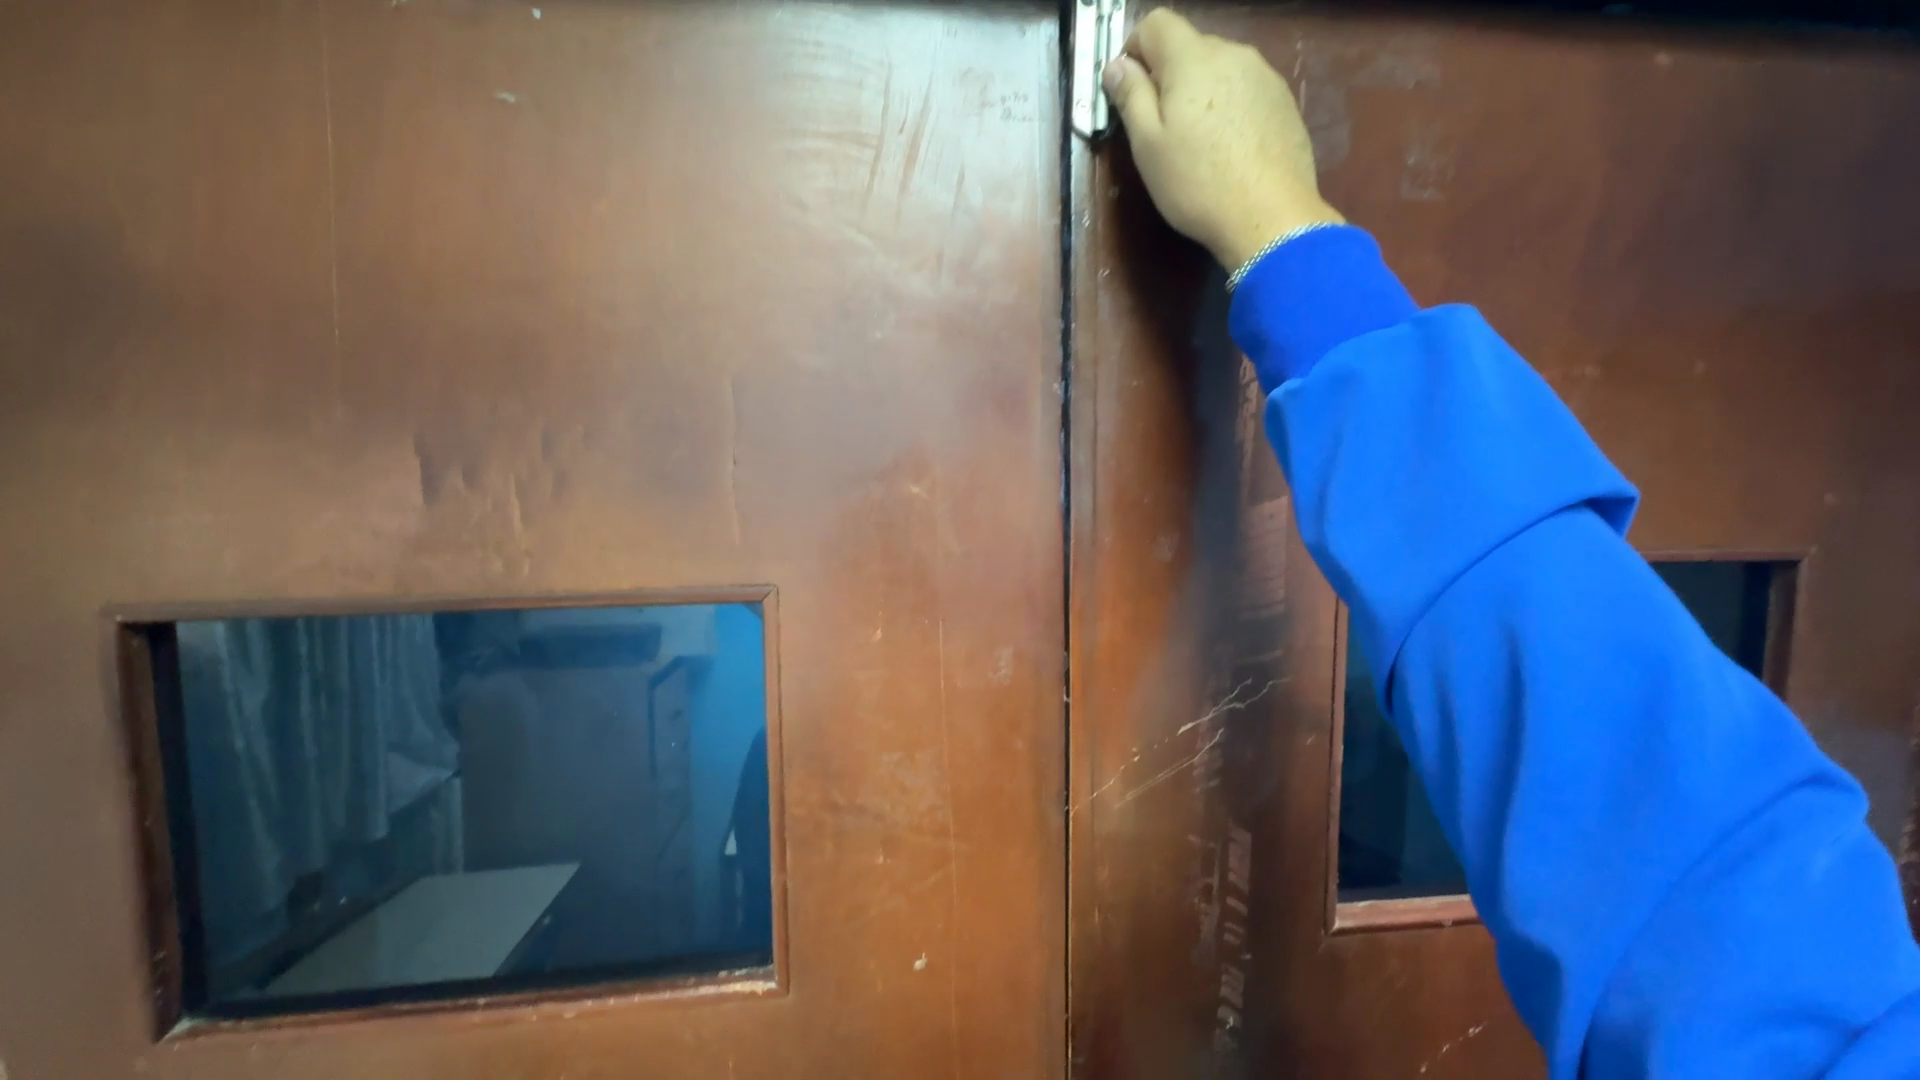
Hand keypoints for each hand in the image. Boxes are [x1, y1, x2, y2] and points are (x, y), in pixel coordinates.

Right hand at [1102, 10, 1342, 270]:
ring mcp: (1263, 75)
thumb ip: (1131, 97)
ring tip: (1196, 142)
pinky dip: (1227, 108)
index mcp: (1192, 59)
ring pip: (1219, 69)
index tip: (1127, 87)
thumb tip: (1117, 65)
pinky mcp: (1282, 101)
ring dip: (1199, 92)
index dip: (1134, 48)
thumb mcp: (1148, 146)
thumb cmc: (1196, 184)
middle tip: (1159, 127)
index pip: (1156, 23)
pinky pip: (1244, 90)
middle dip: (1168, 75)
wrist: (1269, 216)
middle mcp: (1232, 53)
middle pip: (1189, 46)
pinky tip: (1227, 149)